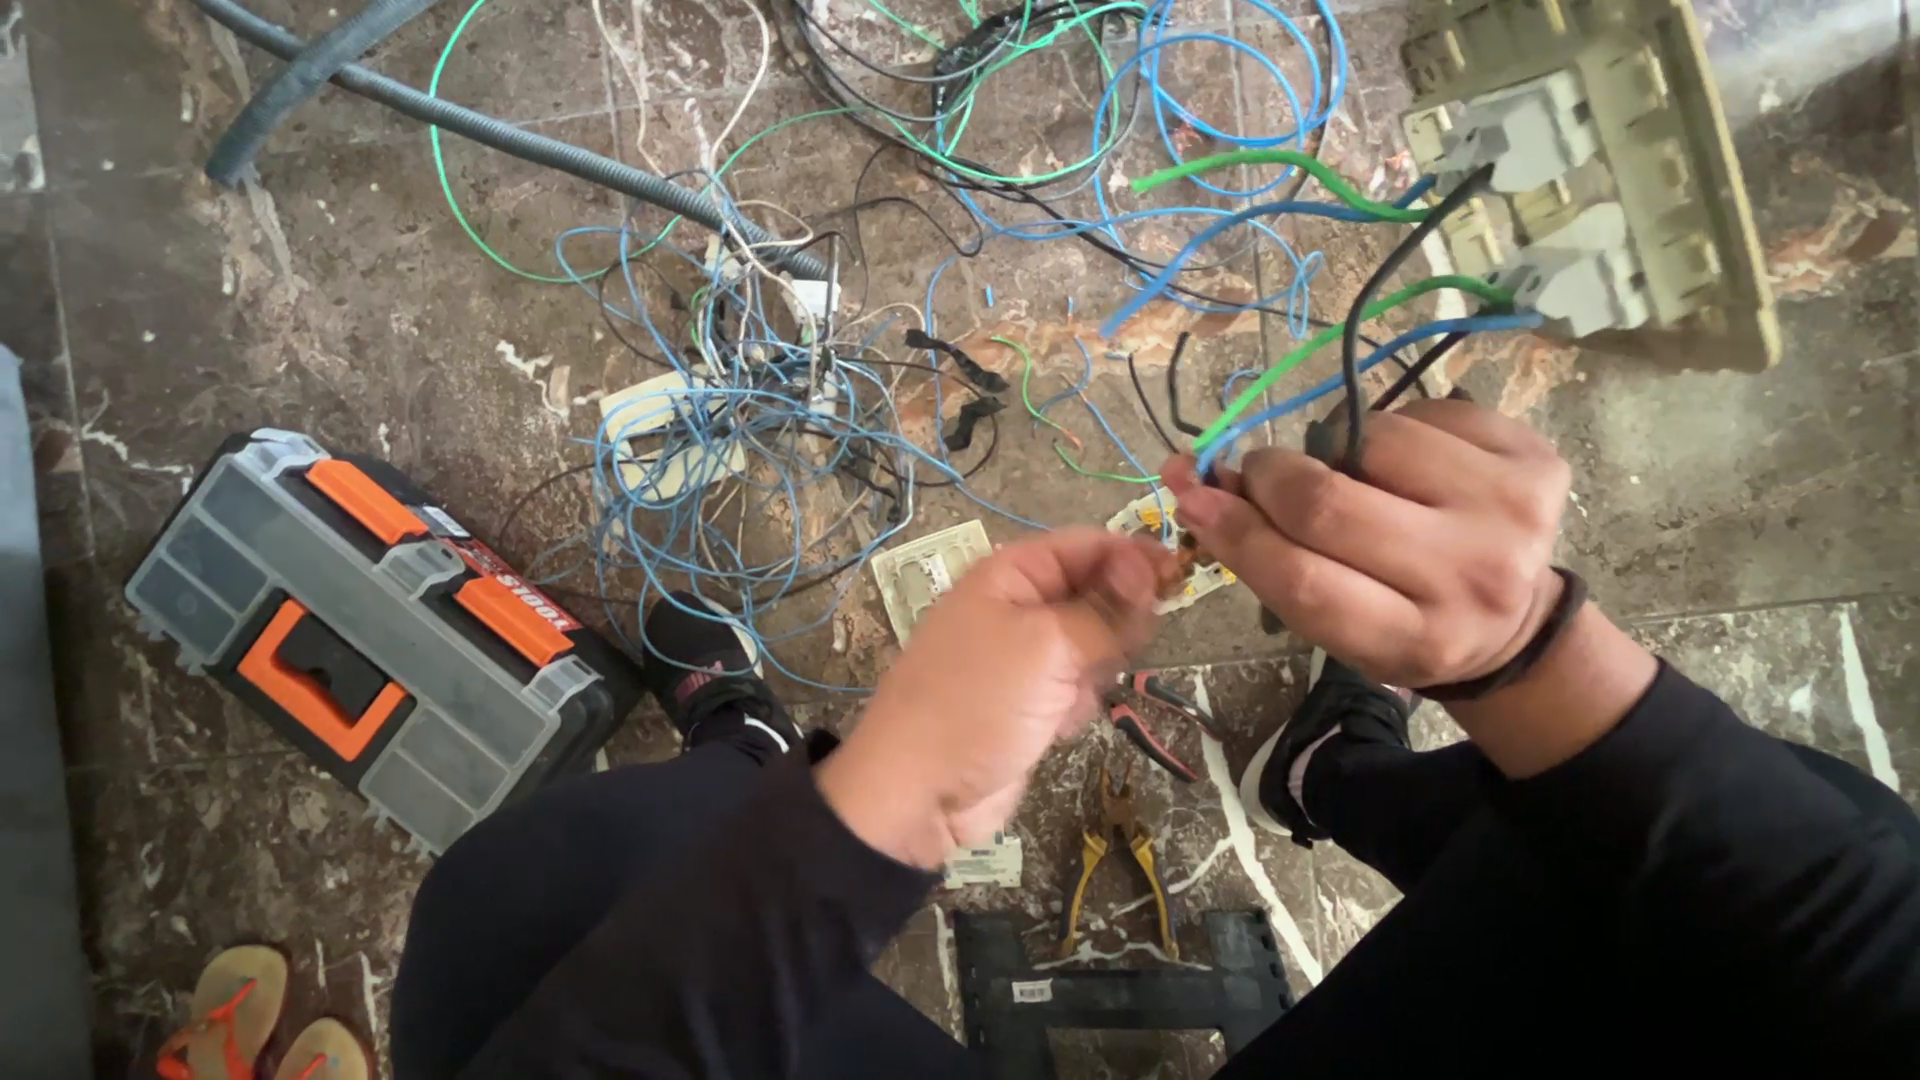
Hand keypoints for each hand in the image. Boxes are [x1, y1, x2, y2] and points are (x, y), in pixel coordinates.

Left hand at [817, 529, 1173, 868]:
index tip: (1177, 580)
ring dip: (1095, 670)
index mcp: (1011, 574)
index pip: (1087, 545)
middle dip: (1113, 624)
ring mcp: (1025, 655)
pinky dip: (1078, 702)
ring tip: (1071, 695)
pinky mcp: (1032, 698)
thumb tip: (1146, 565)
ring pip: (1094, 642)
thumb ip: (1104, 608)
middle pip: (1095, 592)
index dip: (1133, 557)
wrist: (920, 792)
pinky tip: (1057, 724)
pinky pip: (1078, 684)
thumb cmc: (978, 703)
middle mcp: (1018, 605)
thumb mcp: (1046, 646)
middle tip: (1108, 655)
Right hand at [1160, 399, 1571, 688]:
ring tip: (1348, 474)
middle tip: (1258, 473)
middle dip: (1271, 476)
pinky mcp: (1540, 460)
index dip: (1236, 532)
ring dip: (1336, 448)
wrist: (1513, 621)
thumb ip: (1265, 557)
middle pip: (1328, 504)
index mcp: (1410, 639)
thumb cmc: (1396, 622)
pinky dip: (1389, 428)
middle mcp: (1469, 579)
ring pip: (1374, 440)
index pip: (1301, 579)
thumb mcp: (1329, 619)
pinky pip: (1425, 412)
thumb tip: (1193, 485)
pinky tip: (1402, 462)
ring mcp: (1514, 514)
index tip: (1193, 496)